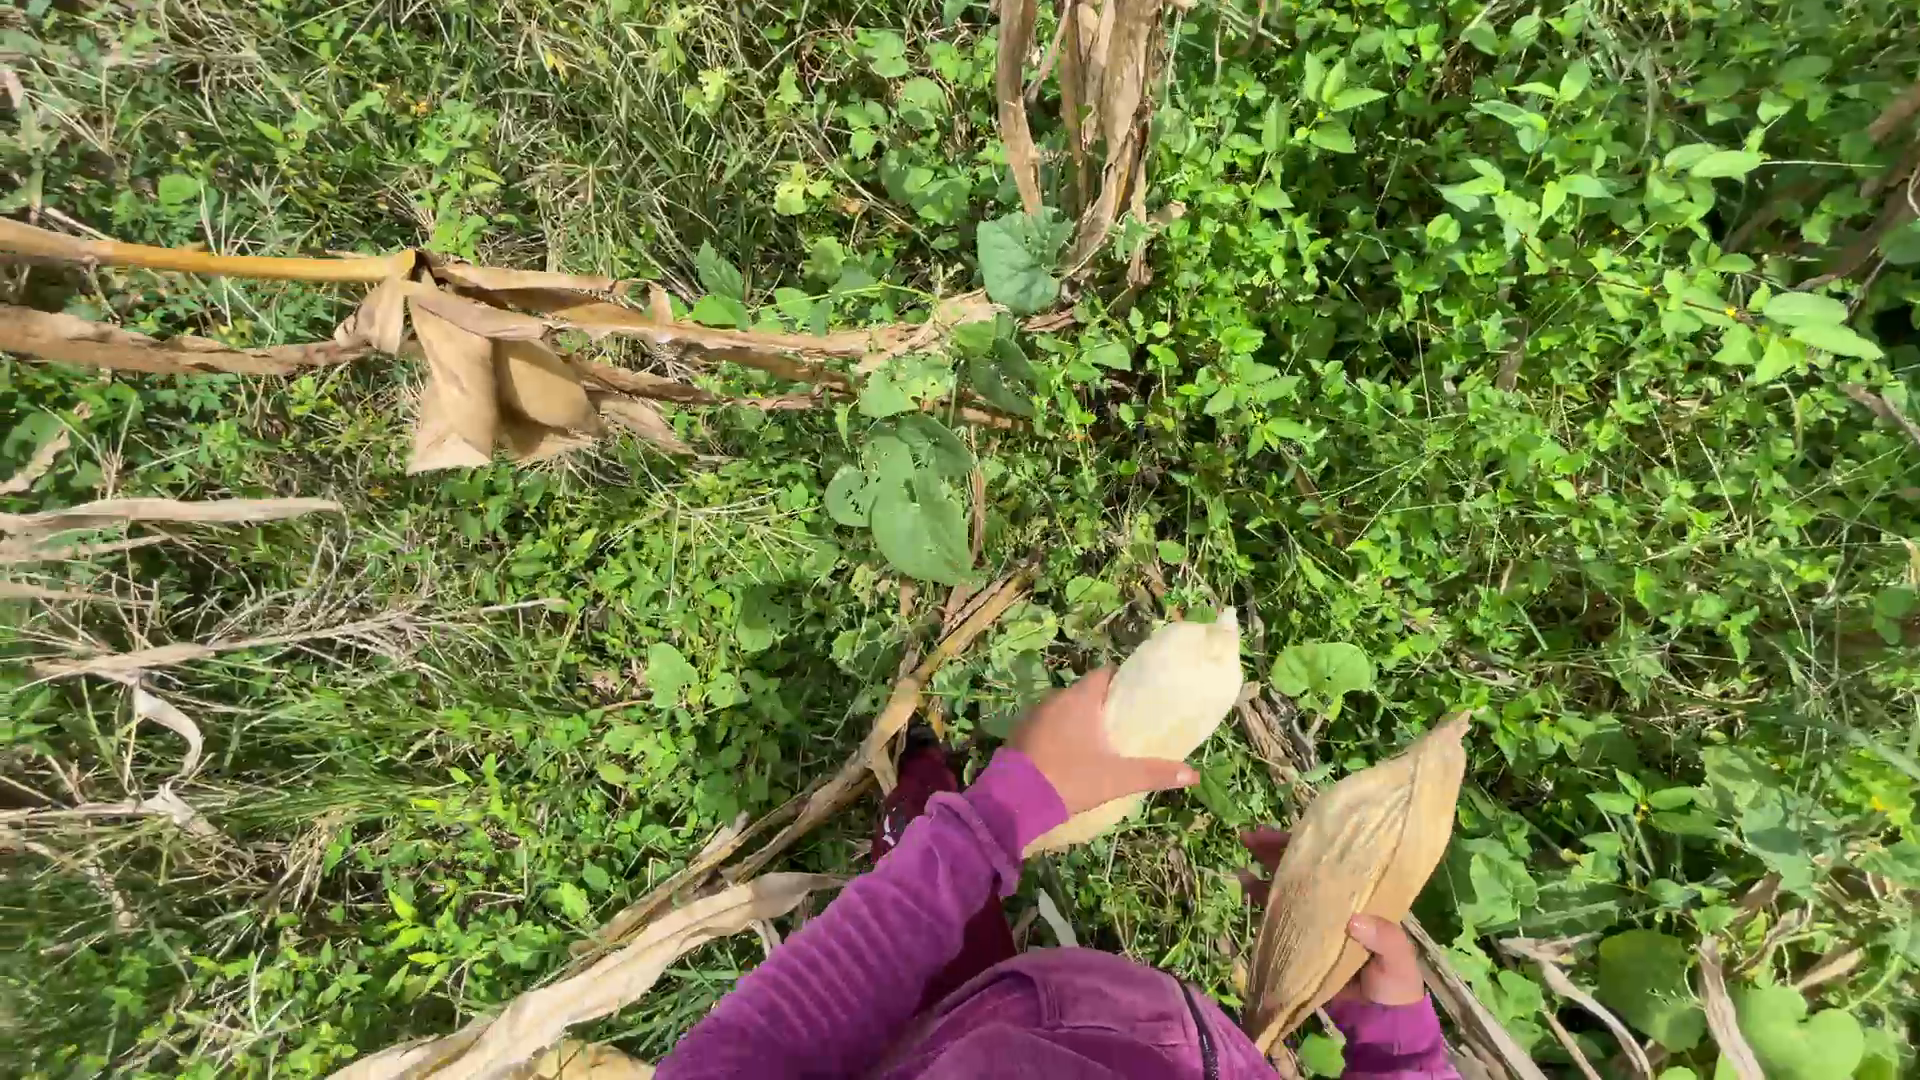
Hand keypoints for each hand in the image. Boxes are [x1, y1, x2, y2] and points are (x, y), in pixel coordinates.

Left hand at [1010, 667, 1199, 815]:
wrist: (1015, 800)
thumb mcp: (1117, 779)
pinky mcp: (1021, 732)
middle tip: (1125, 724)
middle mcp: (1055, 699)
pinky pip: (1048, 724)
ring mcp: (1034, 714)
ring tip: (1101, 740)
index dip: (1122, 681)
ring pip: (1065, 708)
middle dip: (1104, 704)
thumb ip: (1154, 773)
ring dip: (1081, 719)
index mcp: (1080, 699)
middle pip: (1086, 692)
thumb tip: (1192, 775)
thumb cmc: (1070, 779)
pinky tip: (1071, 753)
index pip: (1105, 674)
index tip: (1138, 697)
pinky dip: (1061, 732)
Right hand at [1239, 828, 1426, 1006]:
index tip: (1288, 832)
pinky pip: (1275, 907)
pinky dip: (1259, 893)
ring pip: (1285, 881)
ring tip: (1245, 854)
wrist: (1378, 1016)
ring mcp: (1313, 914)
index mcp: (1358, 894)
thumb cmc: (1394, 980)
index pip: (1331, 860)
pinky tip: (1245, 883)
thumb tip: (1354, 921)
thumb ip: (1385, 939)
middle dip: (1276, 847)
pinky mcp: (1298, 933)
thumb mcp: (1398, 958)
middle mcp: (1333, 897)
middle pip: (1301, 864)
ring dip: (1264, 865)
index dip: (1309, 844)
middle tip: (1252, 836)